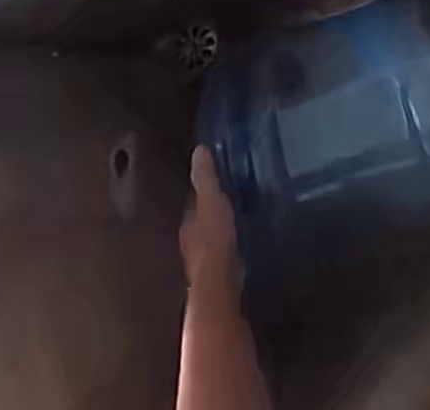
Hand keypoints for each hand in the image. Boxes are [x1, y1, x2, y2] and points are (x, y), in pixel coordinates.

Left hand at [180, 146, 240, 290]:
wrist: (219, 280)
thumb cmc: (214, 236)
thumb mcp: (211, 199)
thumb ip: (205, 177)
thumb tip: (198, 149)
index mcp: (189, 218)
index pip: (194, 196)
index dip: (204, 185)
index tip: (219, 173)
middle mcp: (191, 236)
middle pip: (201, 214)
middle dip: (213, 204)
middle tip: (232, 190)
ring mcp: (203, 254)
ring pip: (211, 230)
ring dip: (221, 221)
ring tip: (238, 210)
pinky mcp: (217, 266)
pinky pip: (222, 244)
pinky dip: (228, 236)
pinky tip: (240, 234)